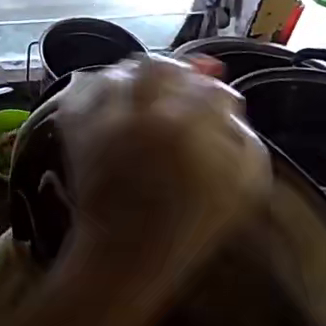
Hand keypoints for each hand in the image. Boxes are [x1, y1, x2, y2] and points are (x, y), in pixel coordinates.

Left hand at [59, 54, 270, 298]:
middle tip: (180, 85)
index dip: (215, 91)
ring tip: (145, 90)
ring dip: (137, 75)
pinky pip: (86, 88)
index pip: (207, 87)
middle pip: (160, 65)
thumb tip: (231, 106)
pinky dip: (99, 85)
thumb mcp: (240, 191)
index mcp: (191, 127)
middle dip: (175, 71)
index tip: (216, 101)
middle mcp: (146, 112)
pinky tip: (112, 94)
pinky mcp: (79, 128)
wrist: (125, 259)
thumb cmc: (186, 230)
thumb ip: (247, 143)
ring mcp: (108, 118)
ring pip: (122, 72)